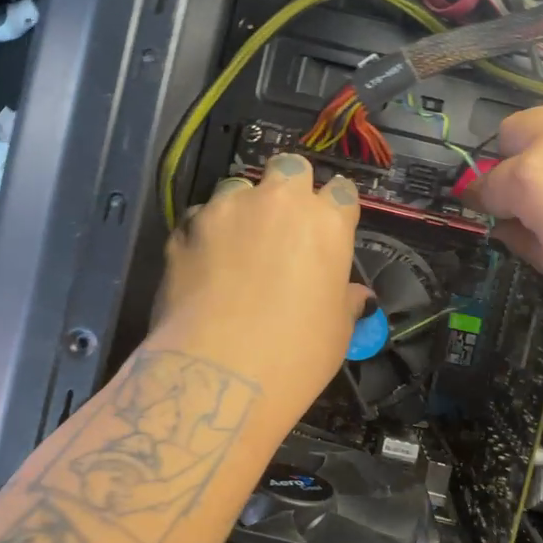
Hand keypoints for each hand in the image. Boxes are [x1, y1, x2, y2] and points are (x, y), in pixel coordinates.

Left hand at [152, 152, 370, 415]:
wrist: (216, 373)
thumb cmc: (295, 354)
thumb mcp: (337, 333)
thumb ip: (346, 302)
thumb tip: (357, 296)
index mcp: (326, 222)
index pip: (341, 191)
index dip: (335, 207)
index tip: (330, 225)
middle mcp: (277, 202)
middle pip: (288, 169)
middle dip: (288, 186)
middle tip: (284, 223)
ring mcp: (226, 210)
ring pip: (237, 188)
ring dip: (242, 208)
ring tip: (237, 245)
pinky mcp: (184, 228)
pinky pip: (200, 219)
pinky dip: (205, 234)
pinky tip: (204, 265)